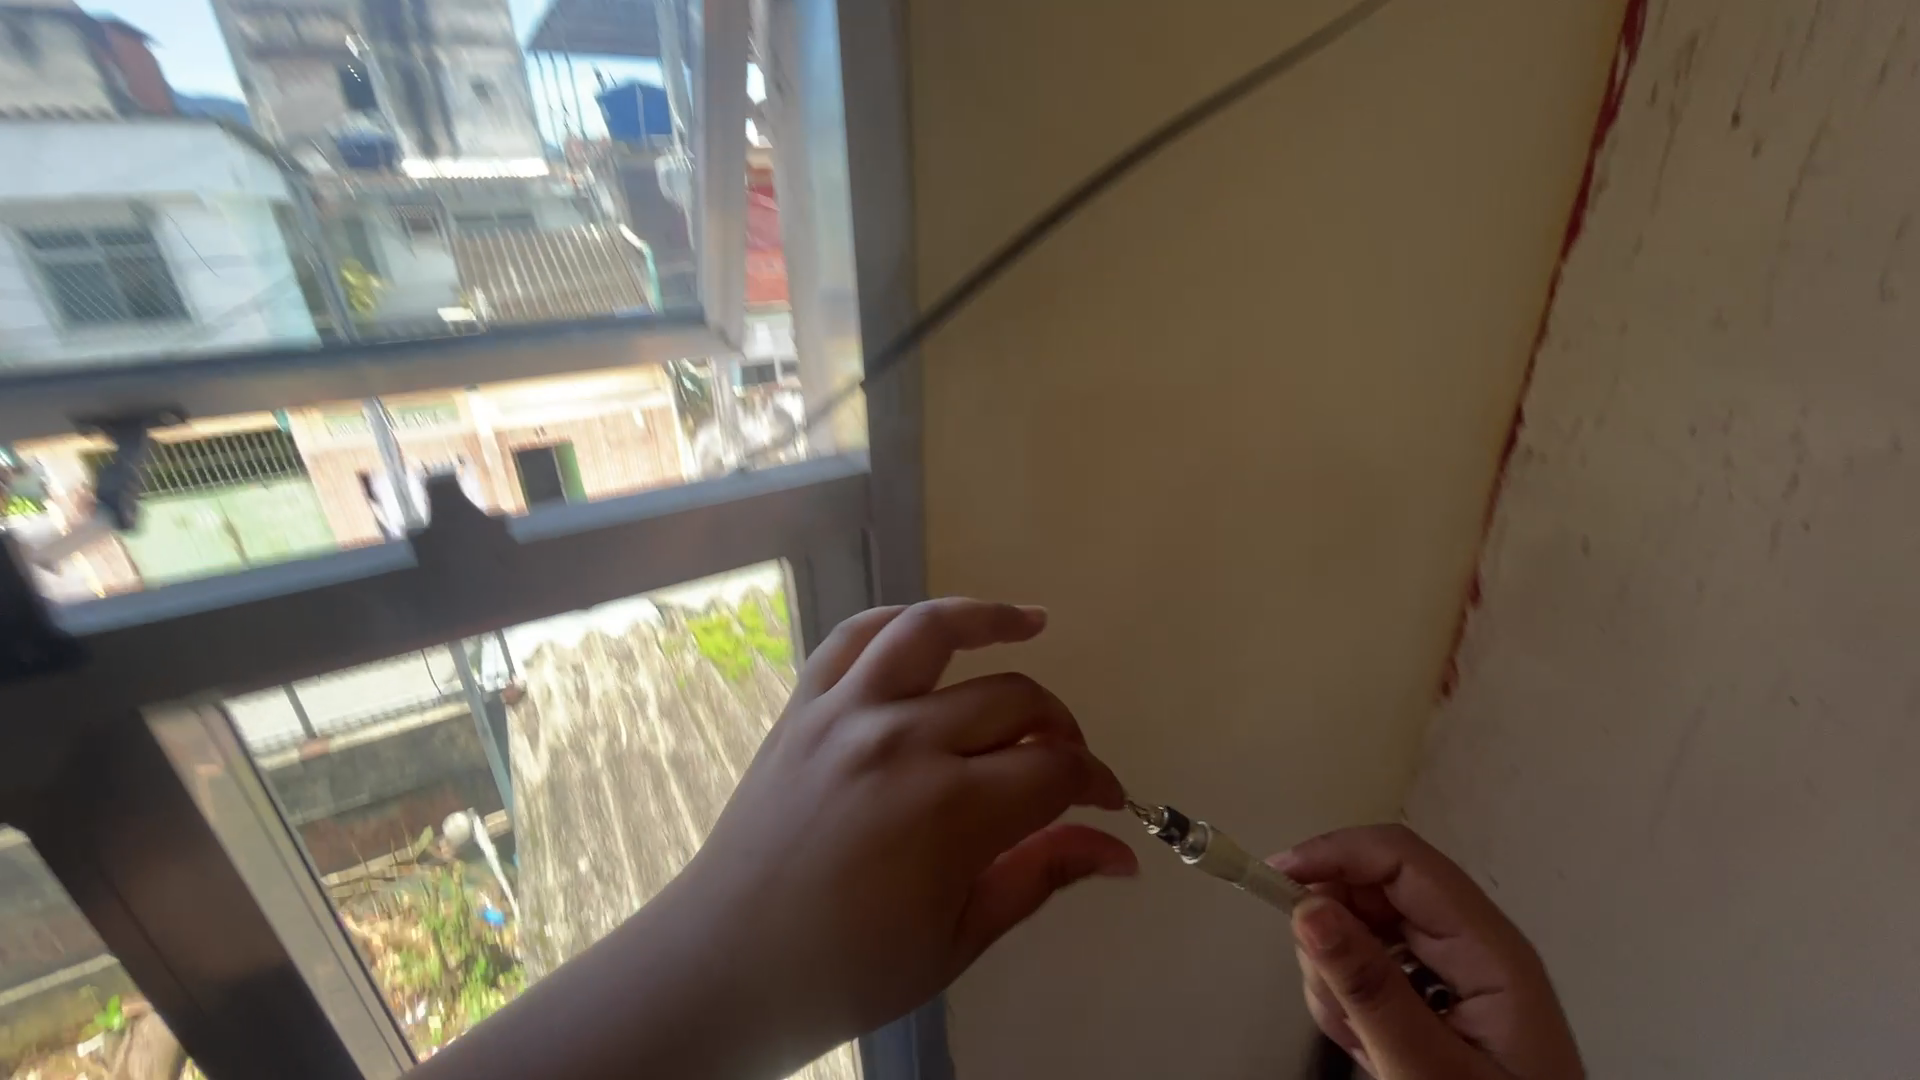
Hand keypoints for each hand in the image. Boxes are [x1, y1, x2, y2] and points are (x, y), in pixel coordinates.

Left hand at [416, 599, 1135, 1079]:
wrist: (724, 963)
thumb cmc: (846, 969)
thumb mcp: (957, 937)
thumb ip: (1042, 876)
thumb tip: (1122, 854)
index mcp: (947, 809)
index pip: (1053, 770)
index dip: (1095, 782)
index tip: (1109, 801)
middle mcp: (902, 738)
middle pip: (1012, 700)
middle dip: (1060, 727)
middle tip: (1066, 759)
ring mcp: (846, 709)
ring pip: (934, 631)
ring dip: (990, 618)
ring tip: (1030, 622)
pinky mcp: (805, 703)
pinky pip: (856, 635)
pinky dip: (900, 620)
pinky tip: (930, 629)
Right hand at [1272, 826, 1582, 1079]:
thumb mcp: (1427, 1071)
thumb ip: (1370, 990)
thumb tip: (1307, 907)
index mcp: (1488, 947)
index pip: (1401, 857)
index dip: (1335, 852)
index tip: (1276, 878)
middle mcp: (1471, 939)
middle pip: (1373, 886)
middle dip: (1331, 926)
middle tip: (1325, 991)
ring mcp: (1452, 962)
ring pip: (1360, 921)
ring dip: (1336, 968)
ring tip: (1355, 1036)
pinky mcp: (1433, 984)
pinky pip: (1366, 956)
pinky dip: (1345, 989)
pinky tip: (1363, 1039)